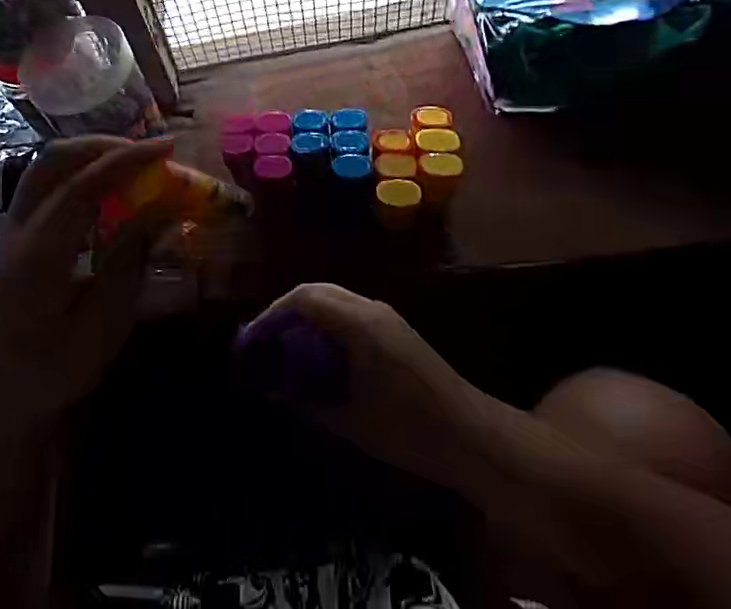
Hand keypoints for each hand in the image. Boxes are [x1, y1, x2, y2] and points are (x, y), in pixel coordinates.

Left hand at [0, 136, 174, 419]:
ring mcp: (13, 226)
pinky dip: (82, 170)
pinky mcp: (19, 228)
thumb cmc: (58, 367)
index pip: (79, 188)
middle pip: (52, 161)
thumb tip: (157, 212)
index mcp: (37, 258)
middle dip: (104, 146)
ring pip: (46, 165)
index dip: (124, 161)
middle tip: (149, 153)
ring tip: (134, 161)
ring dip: (91, 153)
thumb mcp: (104, 327)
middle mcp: (18, 231)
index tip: (165, 148)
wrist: (11, 386)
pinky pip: (48, 181)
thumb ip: (127, 265)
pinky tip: (111, 184)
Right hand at [242, 283, 472, 472]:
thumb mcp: (350, 420)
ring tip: (286, 345)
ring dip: (306, 315)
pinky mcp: (396, 330)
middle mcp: (372, 310)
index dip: (272, 315)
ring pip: (334, 299)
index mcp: (360, 325)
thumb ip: (308, 401)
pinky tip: (318, 352)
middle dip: (285, 311)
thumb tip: (274, 392)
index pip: (304, 299)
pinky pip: (349, 311)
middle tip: (264, 340)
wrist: (476, 439)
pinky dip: (325, 322)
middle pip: (317, 291)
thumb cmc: (411, 431)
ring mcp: (387, 317)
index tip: (253, 341)